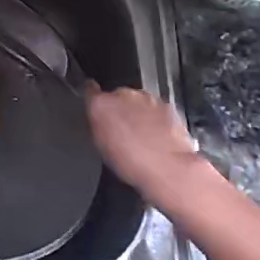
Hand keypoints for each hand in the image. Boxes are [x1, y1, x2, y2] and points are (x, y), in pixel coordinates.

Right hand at [84, 85, 209, 203]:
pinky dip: (157, 118)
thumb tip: (100, 120)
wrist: (168, 168)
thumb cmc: (132, 163)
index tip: (94, 99)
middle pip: (118, 97)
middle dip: (120, 110)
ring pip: (138, 102)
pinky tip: (159, 137)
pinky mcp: (166, 105)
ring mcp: (146, 98)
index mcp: (101, 105)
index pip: (91, 90)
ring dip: (139, 114)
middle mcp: (123, 95)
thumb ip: (99, 125)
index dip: (93, 96)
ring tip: (143, 138)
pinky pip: (157, 109)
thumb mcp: (102, 148)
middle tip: (124, 131)